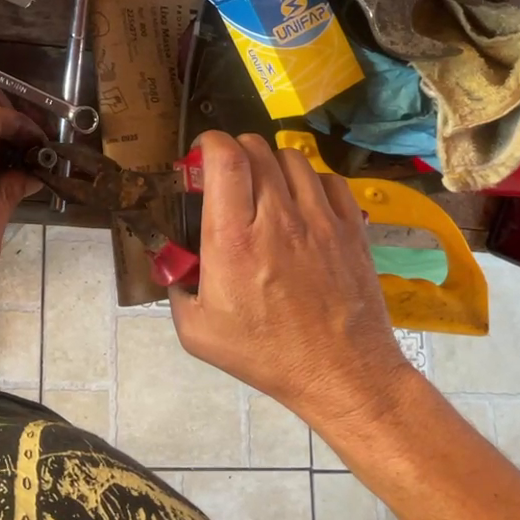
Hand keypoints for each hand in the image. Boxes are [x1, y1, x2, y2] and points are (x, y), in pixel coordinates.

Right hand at [169, 132, 413, 425]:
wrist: (344, 377)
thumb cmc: (266, 355)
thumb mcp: (196, 330)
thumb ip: (174, 288)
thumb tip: (168, 261)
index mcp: (233, 238)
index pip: (224, 158)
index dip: (208, 143)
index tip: (199, 157)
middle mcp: (276, 218)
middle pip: (255, 148)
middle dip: (234, 150)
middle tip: (226, 175)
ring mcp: (319, 220)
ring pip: (292, 157)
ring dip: (270, 163)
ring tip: (263, 186)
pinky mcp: (351, 230)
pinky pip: (328, 179)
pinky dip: (309, 180)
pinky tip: (301, 202)